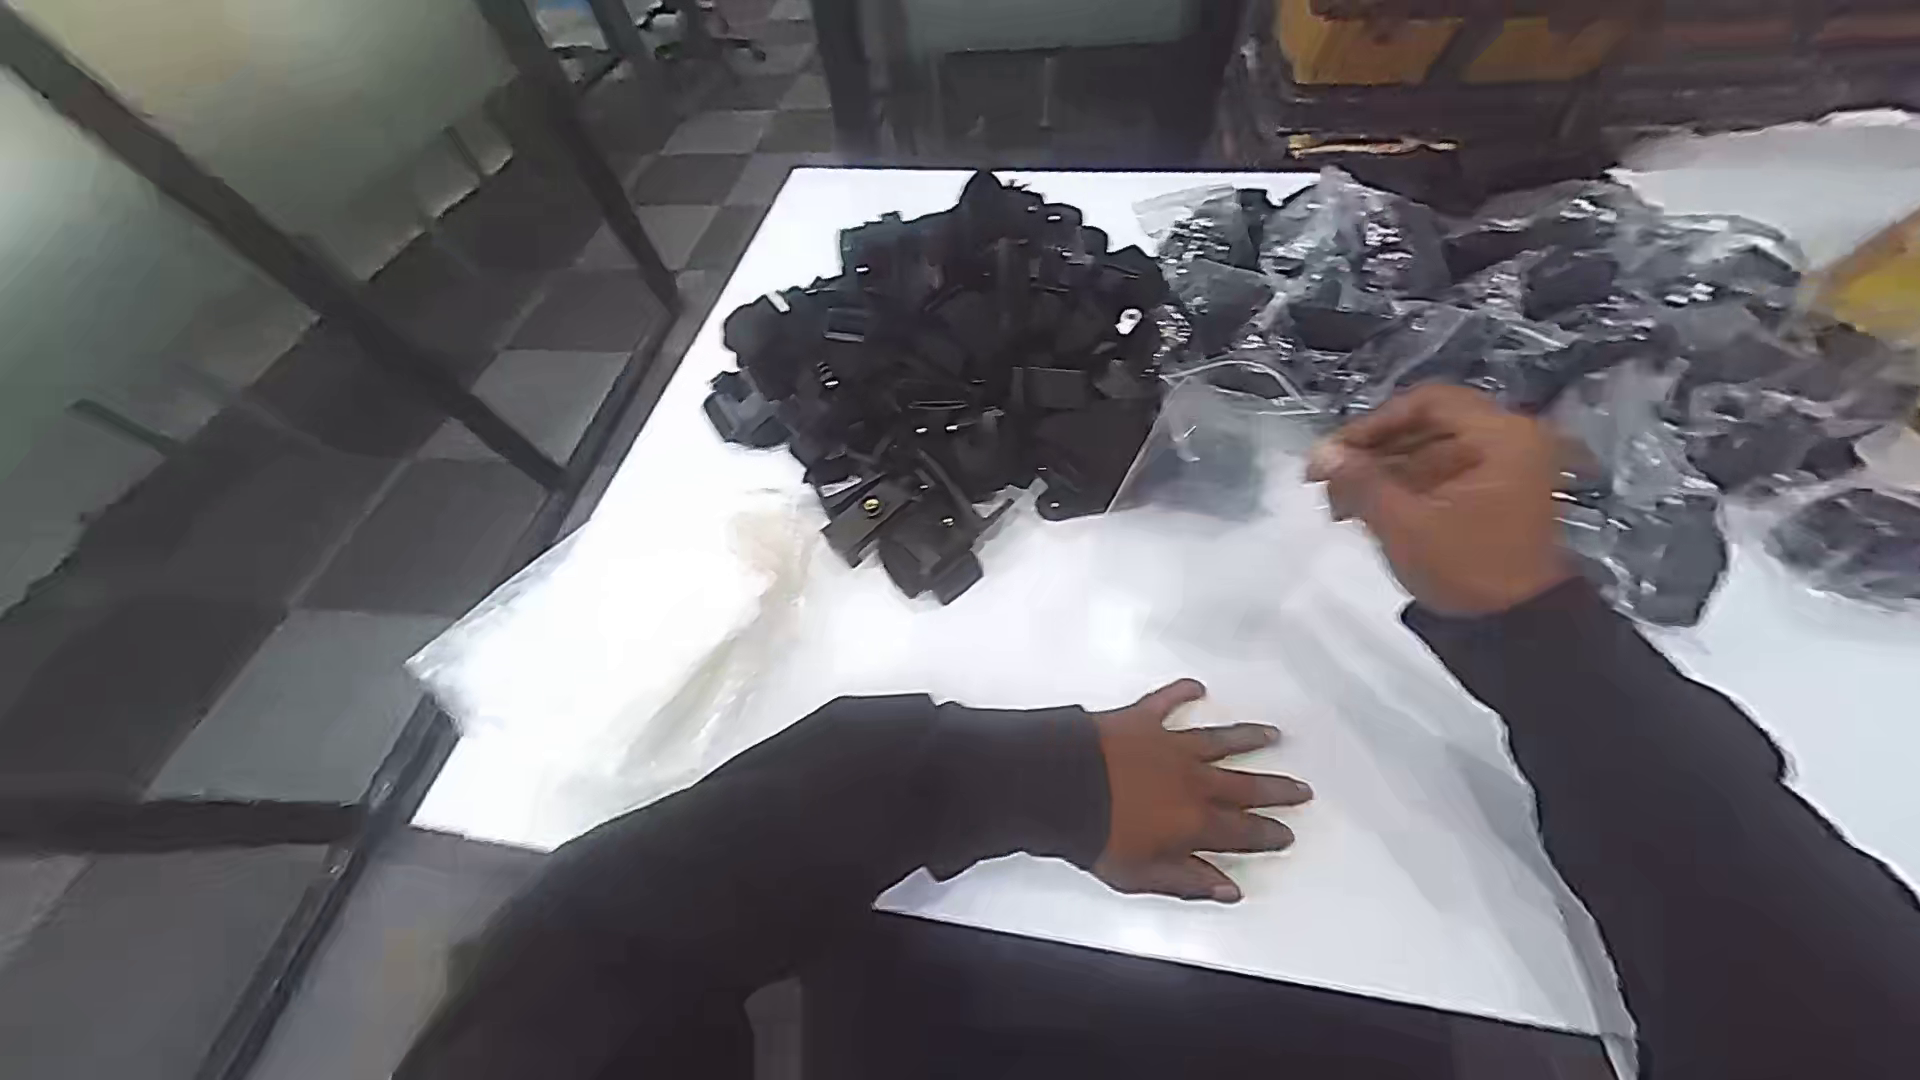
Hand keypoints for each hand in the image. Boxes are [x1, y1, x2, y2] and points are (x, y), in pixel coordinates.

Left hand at [1092, 679, 1311, 903]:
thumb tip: (1226, 888)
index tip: (1285, 832)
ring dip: (1247, 737)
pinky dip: (1182, 692)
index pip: (1244, 831)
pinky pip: (1167, 701)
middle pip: (1244, 785)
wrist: (1060, 788)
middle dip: (1276, 788)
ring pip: (1219, 740)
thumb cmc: (1095, 833)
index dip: (1268, 834)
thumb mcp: (1141, 875)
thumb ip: (1187, 879)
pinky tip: (1197, 686)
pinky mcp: (1142, 719)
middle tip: (1300, 788)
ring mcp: (1168, 745)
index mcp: (1193, 821)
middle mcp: (1190, 780)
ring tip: (1272, 734)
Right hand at [1307, 384, 1572, 616]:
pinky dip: (1392, 487)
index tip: (1336, 452)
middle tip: (1323, 477)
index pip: (1427, 403)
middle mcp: (1505, 443)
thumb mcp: (1402, 522)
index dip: (1375, 423)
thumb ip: (1358, 481)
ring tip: (1334, 501)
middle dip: (1368, 451)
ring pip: (1421, 453)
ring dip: (1374, 471)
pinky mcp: (1483, 495)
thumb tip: (1320, 453)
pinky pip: (1430, 476)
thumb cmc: (1463, 566)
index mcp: (1500, 438)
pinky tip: (1356, 509)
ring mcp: (1496, 471)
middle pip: (1421, 427)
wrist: (1512, 625)